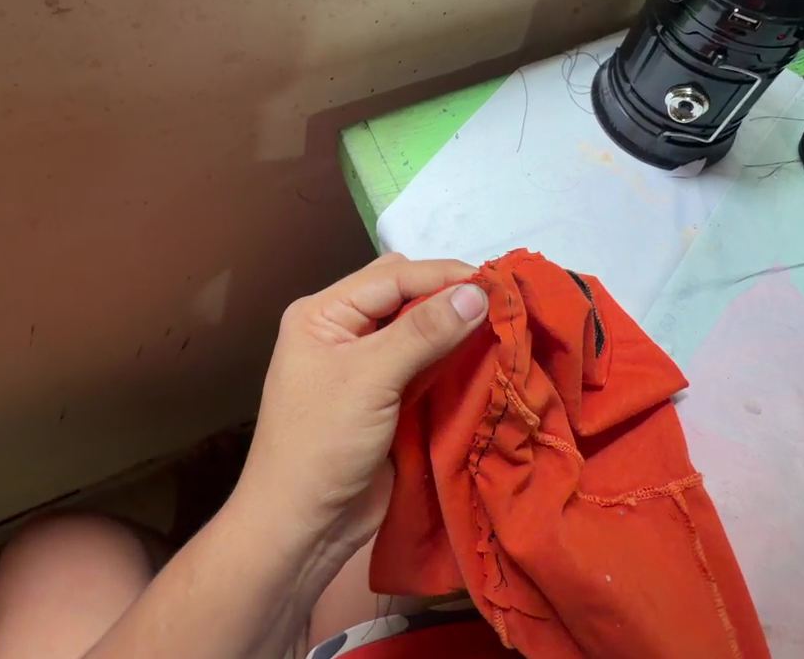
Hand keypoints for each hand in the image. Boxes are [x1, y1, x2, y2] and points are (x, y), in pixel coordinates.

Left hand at [231, 253, 488, 560]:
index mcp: (322, 313)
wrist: (303, 529)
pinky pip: (425, 362)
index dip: (442, 275)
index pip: (390, 276)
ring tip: (499, 320)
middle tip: (499, 300)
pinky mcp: (387, 395)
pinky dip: (452, 357)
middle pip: (404, 294)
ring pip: (418, 327)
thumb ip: (425, 332)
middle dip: (448, 294)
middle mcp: (342, 329)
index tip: (495, 281)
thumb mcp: (370, 379)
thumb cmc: (322, 444)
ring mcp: (365, 363)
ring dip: (454, 326)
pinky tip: (482, 353)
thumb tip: (478, 292)